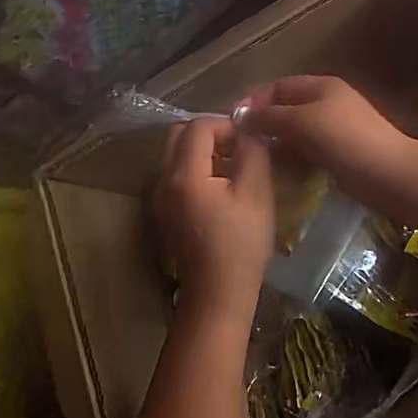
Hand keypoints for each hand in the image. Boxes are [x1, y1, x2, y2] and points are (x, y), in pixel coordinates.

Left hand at [154, 117, 272, 320]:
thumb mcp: (257, 193)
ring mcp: (160, 197)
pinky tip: (223, 188)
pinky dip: (197, 168)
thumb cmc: (241, 243)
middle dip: (210, 132)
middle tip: (239, 148)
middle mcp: (164, 180)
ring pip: (175, 154)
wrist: (217, 292)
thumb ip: (253, 152)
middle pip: (178, 134)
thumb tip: (248, 132)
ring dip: (203, 150)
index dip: (226, 125)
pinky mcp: (165, 211)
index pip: (199, 126)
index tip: (250, 140)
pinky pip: (176, 174)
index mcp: (184, 174)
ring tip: (235, 168)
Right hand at [234, 76, 414, 198]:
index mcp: (321, 86)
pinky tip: (279, 170)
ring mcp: (336, 128)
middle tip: (240, 145)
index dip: (254, 100)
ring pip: (297, 131)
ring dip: (277, 142)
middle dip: (263, 123)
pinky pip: (308, 150)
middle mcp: (328, 102)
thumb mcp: (303, 122)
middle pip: (287, 108)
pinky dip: (293, 156)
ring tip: (254, 159)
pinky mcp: (341, 152)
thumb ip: (270, 116)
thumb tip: (239, 114)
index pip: (278, 86)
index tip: (231, 122)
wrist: (389, 173)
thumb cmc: (345, 140)